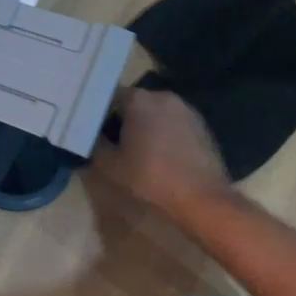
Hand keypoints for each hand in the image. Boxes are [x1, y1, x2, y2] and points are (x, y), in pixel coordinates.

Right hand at [100, 88, 230, 217]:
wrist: (202, 198)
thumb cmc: (151, 177)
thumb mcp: (110, 165)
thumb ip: (96, 145)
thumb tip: (93, 137)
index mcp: (138, 99)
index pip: (110, 97)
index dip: (100, 114)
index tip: (94, 131)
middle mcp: (163, 97)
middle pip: (135, 103)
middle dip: (124, 118)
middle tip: (114, 142)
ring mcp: (187, 110)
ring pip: (156, 113)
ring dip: (146, 126)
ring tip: (139, 150)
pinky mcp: (202, 126)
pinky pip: (174, 124)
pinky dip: (165, 134)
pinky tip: (162, 156)